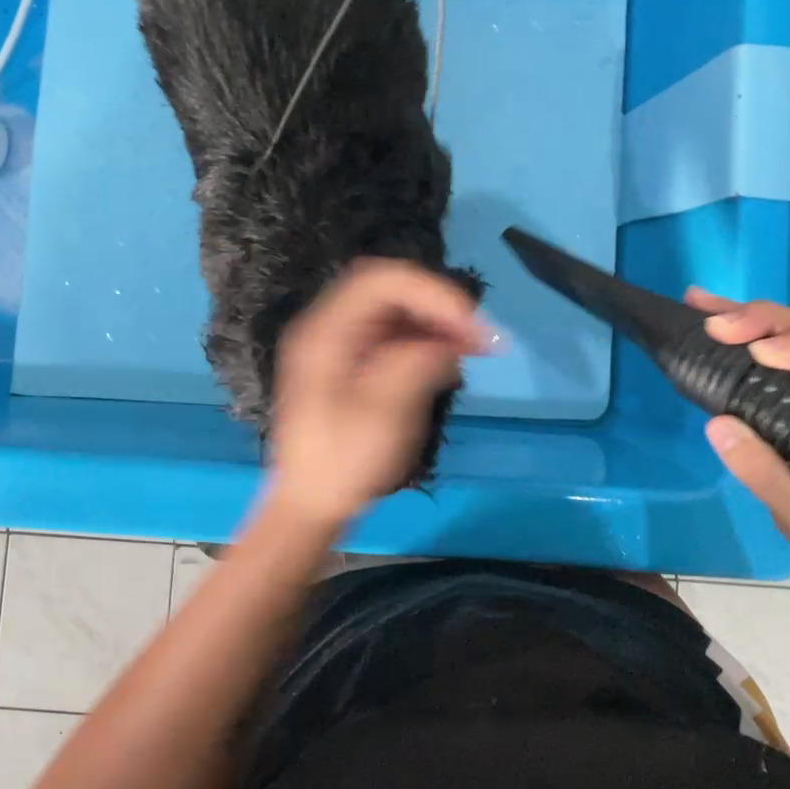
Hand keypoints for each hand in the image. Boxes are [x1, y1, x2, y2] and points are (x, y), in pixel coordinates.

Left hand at [267, 261, 491, 527]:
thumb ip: (418, 362)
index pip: (382, 281)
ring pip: (395, 313)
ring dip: (436, 323)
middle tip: (480, 335)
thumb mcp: (384, 412)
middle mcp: (329, 328)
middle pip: (390, 291)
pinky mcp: (352, 366)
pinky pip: (393, 337)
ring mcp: (339, 346)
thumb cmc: (342, 462)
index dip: (431, 292)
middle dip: (438, 305)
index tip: (469, 323)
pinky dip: (425, 342)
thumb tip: (449, 340)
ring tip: (475, 348)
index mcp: (326, 332)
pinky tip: (450, 362)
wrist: (309, 507)